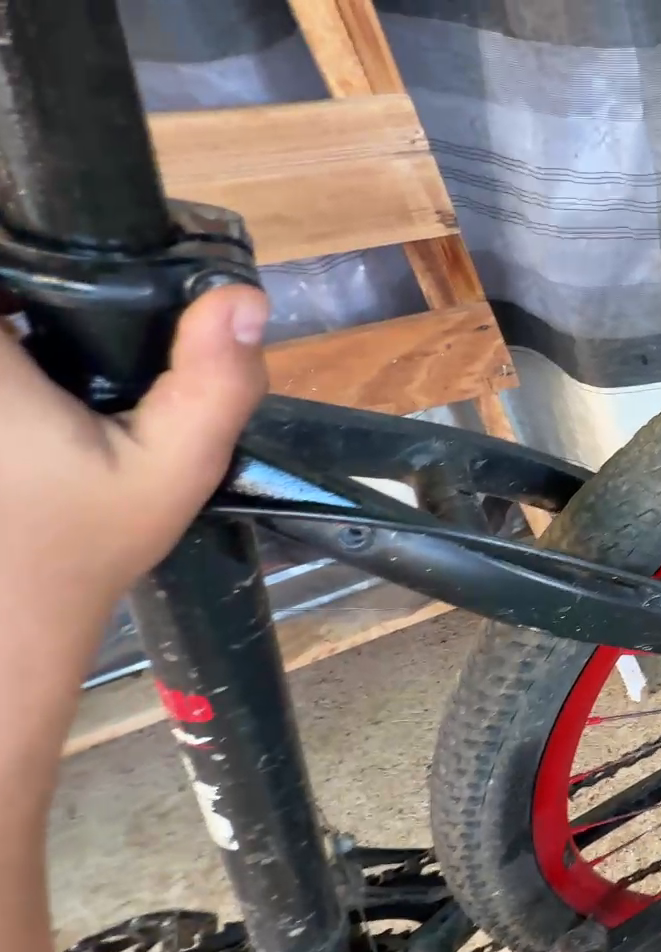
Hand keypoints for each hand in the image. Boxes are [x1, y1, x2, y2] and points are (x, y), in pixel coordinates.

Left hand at [0, 287, 268, 626]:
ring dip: (30, 318)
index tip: (92, 275)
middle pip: (9, 279)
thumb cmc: (87, 538)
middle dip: (39, 290)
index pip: (12, 255)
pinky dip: (22, 348)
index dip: (44, 245)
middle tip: (92, 345)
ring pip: (4, 314)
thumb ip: (216, 382)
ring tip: (74, 373)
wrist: (7, 607)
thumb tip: (246, 298)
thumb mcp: (180, 463)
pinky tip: (46, 389)